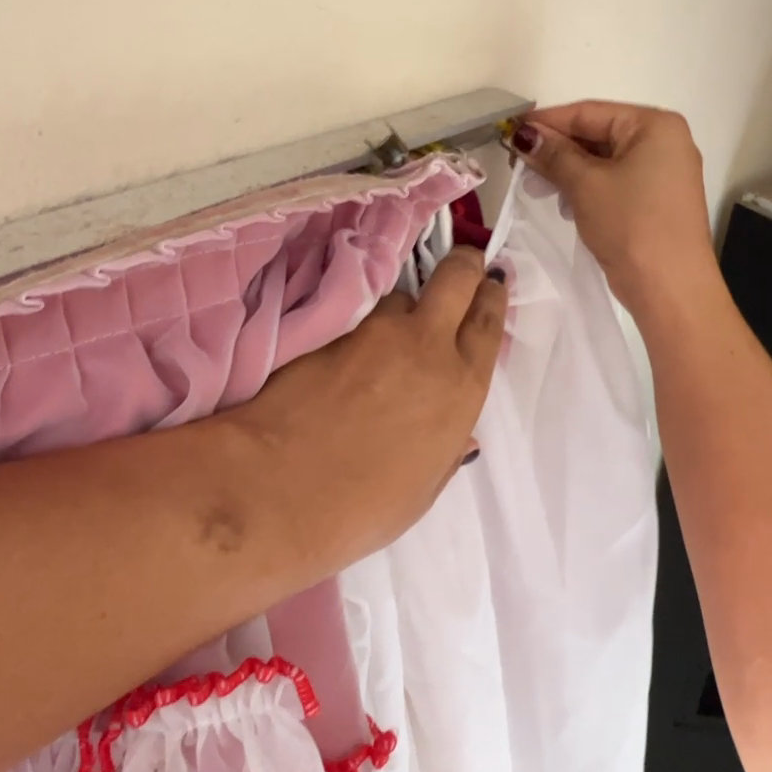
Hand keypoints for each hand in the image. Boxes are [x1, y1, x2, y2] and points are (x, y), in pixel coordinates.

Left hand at [226, 247, 507, 565]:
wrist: (281, 490)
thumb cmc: (364, 507)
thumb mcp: (424, 487)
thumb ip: (446, 448)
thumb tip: (457, 435)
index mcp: (462, 387)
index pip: (487, 319)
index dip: (490, 294)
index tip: (489, 283)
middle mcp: (427, 346)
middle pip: (455, 277)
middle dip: (462, 264)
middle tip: (461, 265)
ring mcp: (376, 333)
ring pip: (402, 296)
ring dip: (405, 308)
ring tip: (392, 335)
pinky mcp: (332, 331)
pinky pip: (361, 318)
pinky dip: (364, 330)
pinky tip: (353, 357)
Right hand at [510, 100, 716, 314]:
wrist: (670, 288)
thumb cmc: (631, 225)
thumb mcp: (585, 185)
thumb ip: (552, 154)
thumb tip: (523, 134)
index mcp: (655, 125)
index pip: (589, 112)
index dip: (547, 121)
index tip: (510, 131)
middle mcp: (664, 142)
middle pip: (598, 134)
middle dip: (557, 149)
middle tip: (519, 163)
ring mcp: (663, 173)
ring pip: (604, 160)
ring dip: (568, 170)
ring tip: (537, 187)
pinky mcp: (656, 200)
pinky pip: (614, 181)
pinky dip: (587, 187)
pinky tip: (564, 203)